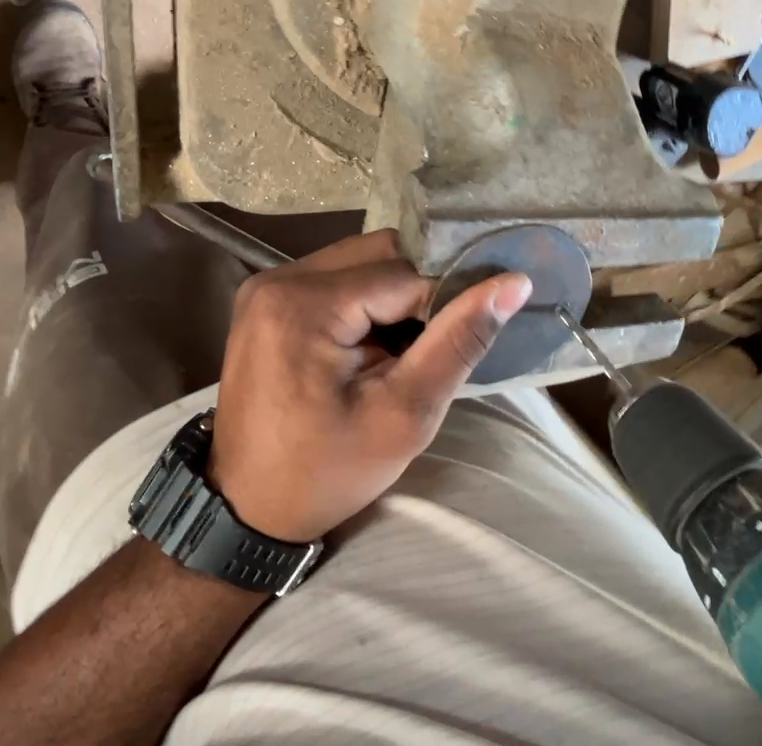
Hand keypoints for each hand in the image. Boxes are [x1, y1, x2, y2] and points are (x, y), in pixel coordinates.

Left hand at [208, 229, 532, 543]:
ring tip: (397, 355)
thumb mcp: (405, 414)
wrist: (246, 507)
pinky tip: (369, 349)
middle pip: (381, 255)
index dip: (442, 307)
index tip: (452, 350)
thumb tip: (514, 283)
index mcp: (304, 304)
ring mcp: (266, 286)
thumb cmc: (327, 472)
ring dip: (392, 298)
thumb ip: (458, 341)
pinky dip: (364, 304)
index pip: (406, 274)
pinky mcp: (265, 300)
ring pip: (362, 261)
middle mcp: (279, 279)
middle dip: (416, 297)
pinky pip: (336, 279)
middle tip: (424, 353)